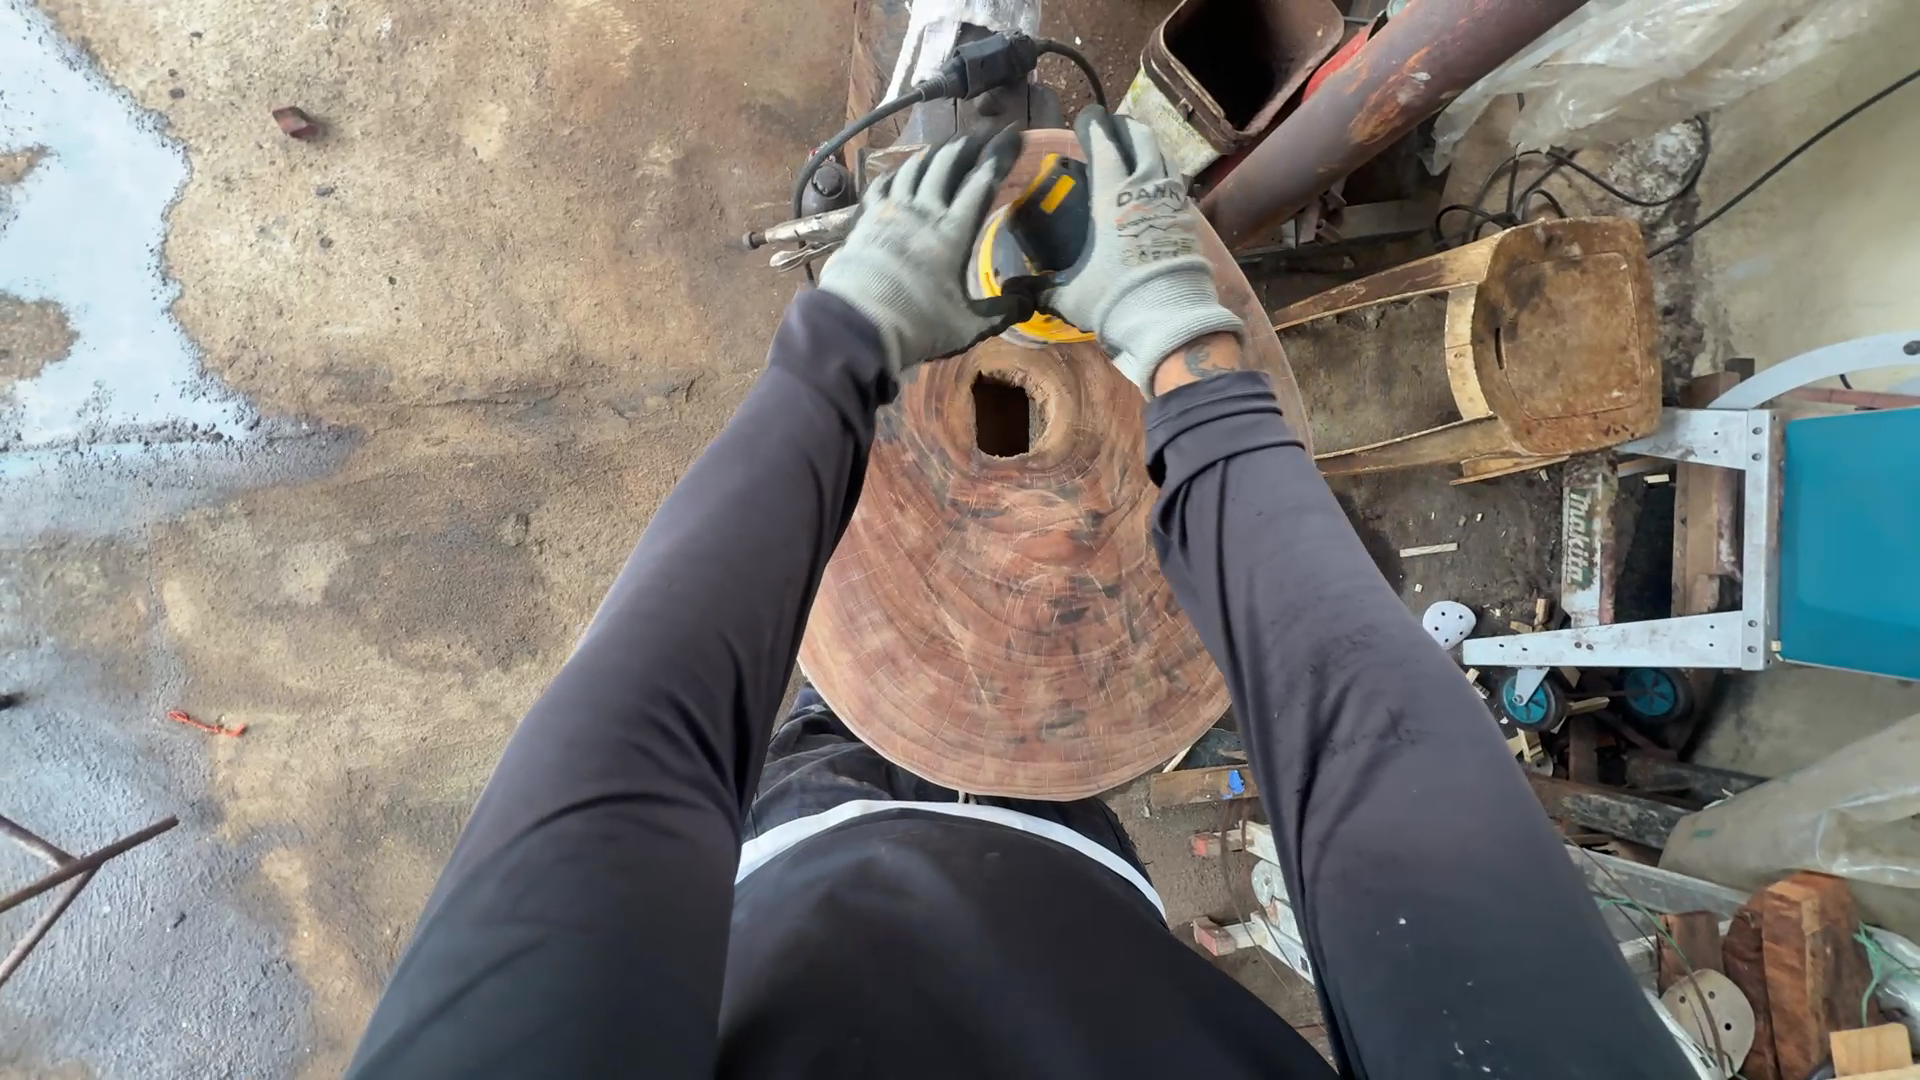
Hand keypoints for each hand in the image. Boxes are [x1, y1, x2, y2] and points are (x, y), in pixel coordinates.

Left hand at [817, 128, 1024, 374]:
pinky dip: (897, 172)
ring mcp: (892, 211)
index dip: (1000, 155)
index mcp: (953, 233)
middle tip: (981, 135)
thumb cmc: (918, 326)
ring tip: (944, 148)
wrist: (858, 325)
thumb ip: (1001, 312)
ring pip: (915, 166)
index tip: (1014, 135)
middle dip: (968, 144)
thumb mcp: (967, 327)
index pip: (982, 182)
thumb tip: (1029, 300)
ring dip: (933, 153)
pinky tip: (900, 172)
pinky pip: (883, 183)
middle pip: (947, 163)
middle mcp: (924, 211)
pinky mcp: (866, 219)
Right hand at [1044, 106, 1243, 394]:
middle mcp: (1145, 189)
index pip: (1105, 147)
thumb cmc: (1112, 300)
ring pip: (1165, 157)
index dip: (1095, 128)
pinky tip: (1158, 184)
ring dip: (1151, 147)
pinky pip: (1177, 185)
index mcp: (1112, 197)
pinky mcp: (1189, 220)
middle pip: (1142, 140)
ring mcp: (1172, 202)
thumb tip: (1012, 290)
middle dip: (1127, 128)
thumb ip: (1042, 289)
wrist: (1165, 320)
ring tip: (1139, 148)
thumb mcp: (1069, 296)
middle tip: (1115, 128)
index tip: (1087, 118)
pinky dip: (1166, 175)